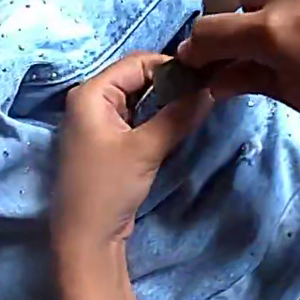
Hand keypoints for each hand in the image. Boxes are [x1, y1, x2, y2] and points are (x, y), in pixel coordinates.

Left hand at [53, 53, 211, 257]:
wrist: (87, 236)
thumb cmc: (109, 187)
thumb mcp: (146, 149)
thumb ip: (178, 116)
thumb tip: (211, 90)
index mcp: (91, 93)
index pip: (138, 63)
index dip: (173, 67)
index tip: (206, 78)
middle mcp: (91, 101)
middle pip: (139, 79)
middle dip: (172, 86)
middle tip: (206, 94)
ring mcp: (99, 124)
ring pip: (140, 101)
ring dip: (167, 104)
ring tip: (198, 108)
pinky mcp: (110, 144)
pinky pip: (137, 120)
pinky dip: (158, 120)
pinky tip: (178, 127)